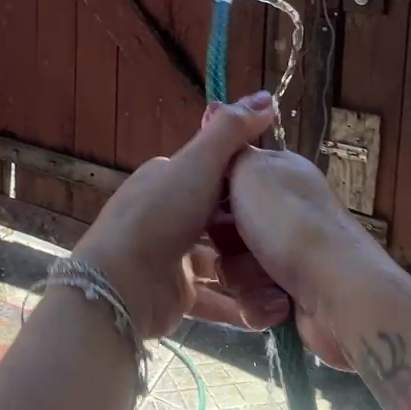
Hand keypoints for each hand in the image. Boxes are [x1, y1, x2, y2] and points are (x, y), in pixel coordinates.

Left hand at [71, 94, 290, 338]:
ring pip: (218, 261)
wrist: (122, 282)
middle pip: (215, 219)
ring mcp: (168, 256)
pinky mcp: (173, 295)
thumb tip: (265, 97)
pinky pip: (214, 299)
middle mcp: (164, 214)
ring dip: (248, 271)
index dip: (243, 182)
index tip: (279, 194)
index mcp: (165, 178)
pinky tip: (270, 312)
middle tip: (288, 240)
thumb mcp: (199, 163)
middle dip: (249, 230)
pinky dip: (239, 306)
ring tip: (287, 280)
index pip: (210, 174)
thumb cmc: (160, 214)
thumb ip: (231, 132)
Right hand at [221, 146, 393, 367]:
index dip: (212, 191)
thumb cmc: (288, 222)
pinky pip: (251, 297)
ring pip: (233, 264)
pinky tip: (275, 303)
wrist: (339, 292)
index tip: (205, 203)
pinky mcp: (289, 294)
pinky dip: (259, 303)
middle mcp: (284, 211)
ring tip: (263, 279)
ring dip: (242, 275)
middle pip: (225, 224)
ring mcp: (288, 254)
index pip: (229, 174)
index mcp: (278, 174)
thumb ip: (229, 145)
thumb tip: (216, 107)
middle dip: (223, 241)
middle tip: (232, 242)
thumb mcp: (251, 169)